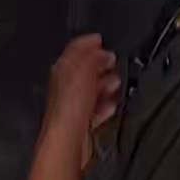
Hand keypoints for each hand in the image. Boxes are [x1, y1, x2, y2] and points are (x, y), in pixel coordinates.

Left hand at [41, 34, 120, 166]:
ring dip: (104, 84)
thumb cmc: (70, 104)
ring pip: (90, 89)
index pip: (76, 48)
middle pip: (84, 68)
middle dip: (100, 64)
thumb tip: (102, 52)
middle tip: (113, 61)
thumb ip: (95, 57)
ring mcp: (72, 104)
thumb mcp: (86, 69)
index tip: (100, 39)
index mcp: (63, 67)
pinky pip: (94, 109)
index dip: (89, 42)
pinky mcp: (80, 122)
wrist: (68, 140)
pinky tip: (111, 106)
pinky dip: (104, 105)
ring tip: (116, 83)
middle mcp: (65, 84)